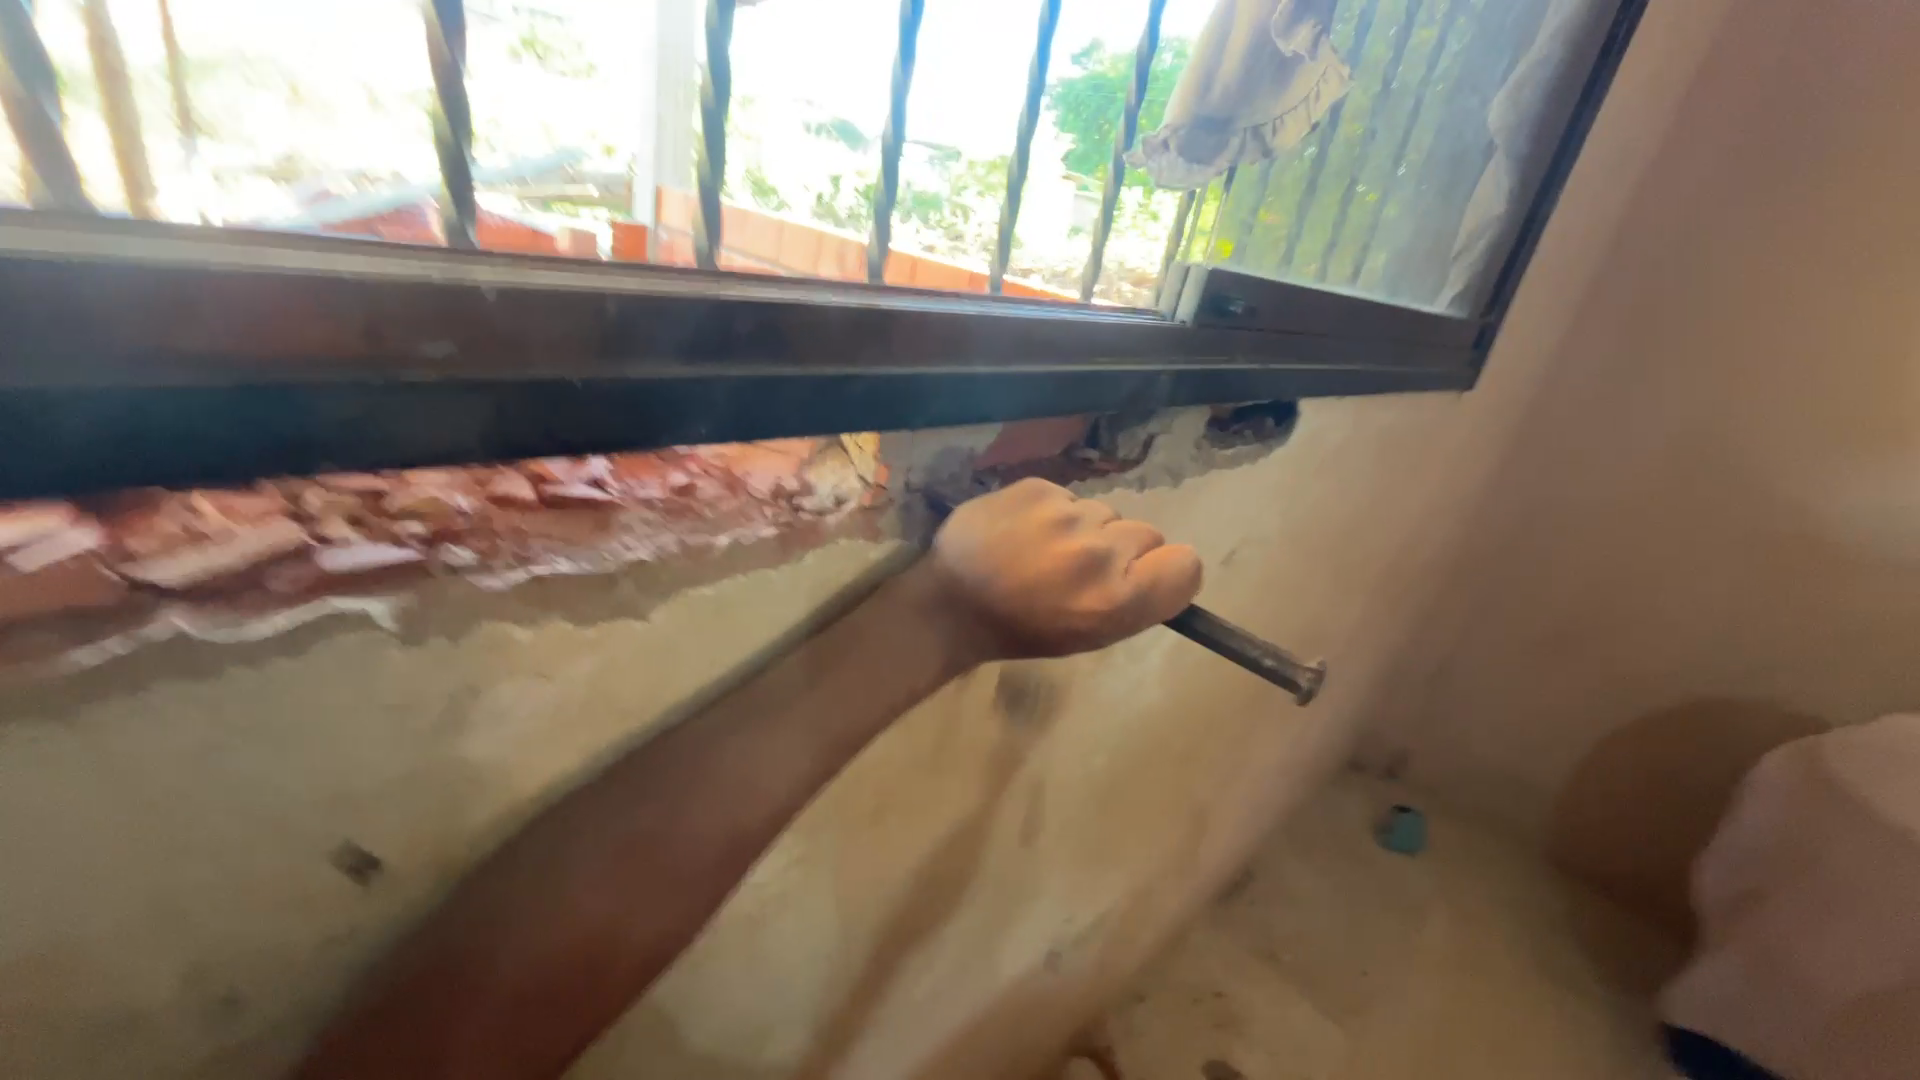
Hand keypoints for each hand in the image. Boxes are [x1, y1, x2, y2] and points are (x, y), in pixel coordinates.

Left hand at [926, 477, 1202, 662]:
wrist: (950, 603)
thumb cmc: (1022, 629)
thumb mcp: (1089, 635)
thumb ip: (1135, 601)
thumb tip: (1164, 567)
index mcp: (1118, 600)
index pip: (1186, 564)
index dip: (1168, 570)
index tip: (1143, 577)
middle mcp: (1101, 552)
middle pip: (1147, 534)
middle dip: (1123, 550)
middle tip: (1079, 570)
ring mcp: (1067, 514)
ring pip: (1105, 512)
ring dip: (1086, 529)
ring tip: (1044, 551)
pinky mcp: (1037, 487)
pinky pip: (1068, 497)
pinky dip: (1053, 513)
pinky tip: (1023, 532)